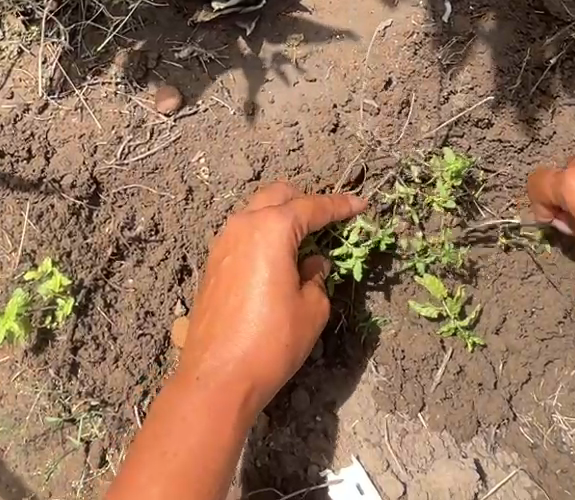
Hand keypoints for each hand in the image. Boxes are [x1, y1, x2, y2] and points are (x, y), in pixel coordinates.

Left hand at [174, 182, 365, 418]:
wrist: (218, 377)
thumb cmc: (271, 342)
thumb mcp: (311, 310)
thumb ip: (317, 277)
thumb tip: (313, 263)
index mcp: (272, 228)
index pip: (312, 207)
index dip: (339, 205)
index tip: (360, 204)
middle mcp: (244, 224)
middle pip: (279, 196)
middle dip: (306, 202)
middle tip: (329, 221)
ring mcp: (224, 241)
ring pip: (258, 212)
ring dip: (282, 217)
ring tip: (305, 240)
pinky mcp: (214, 261)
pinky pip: (245, 233)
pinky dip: (265, 234)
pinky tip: (279, 258)